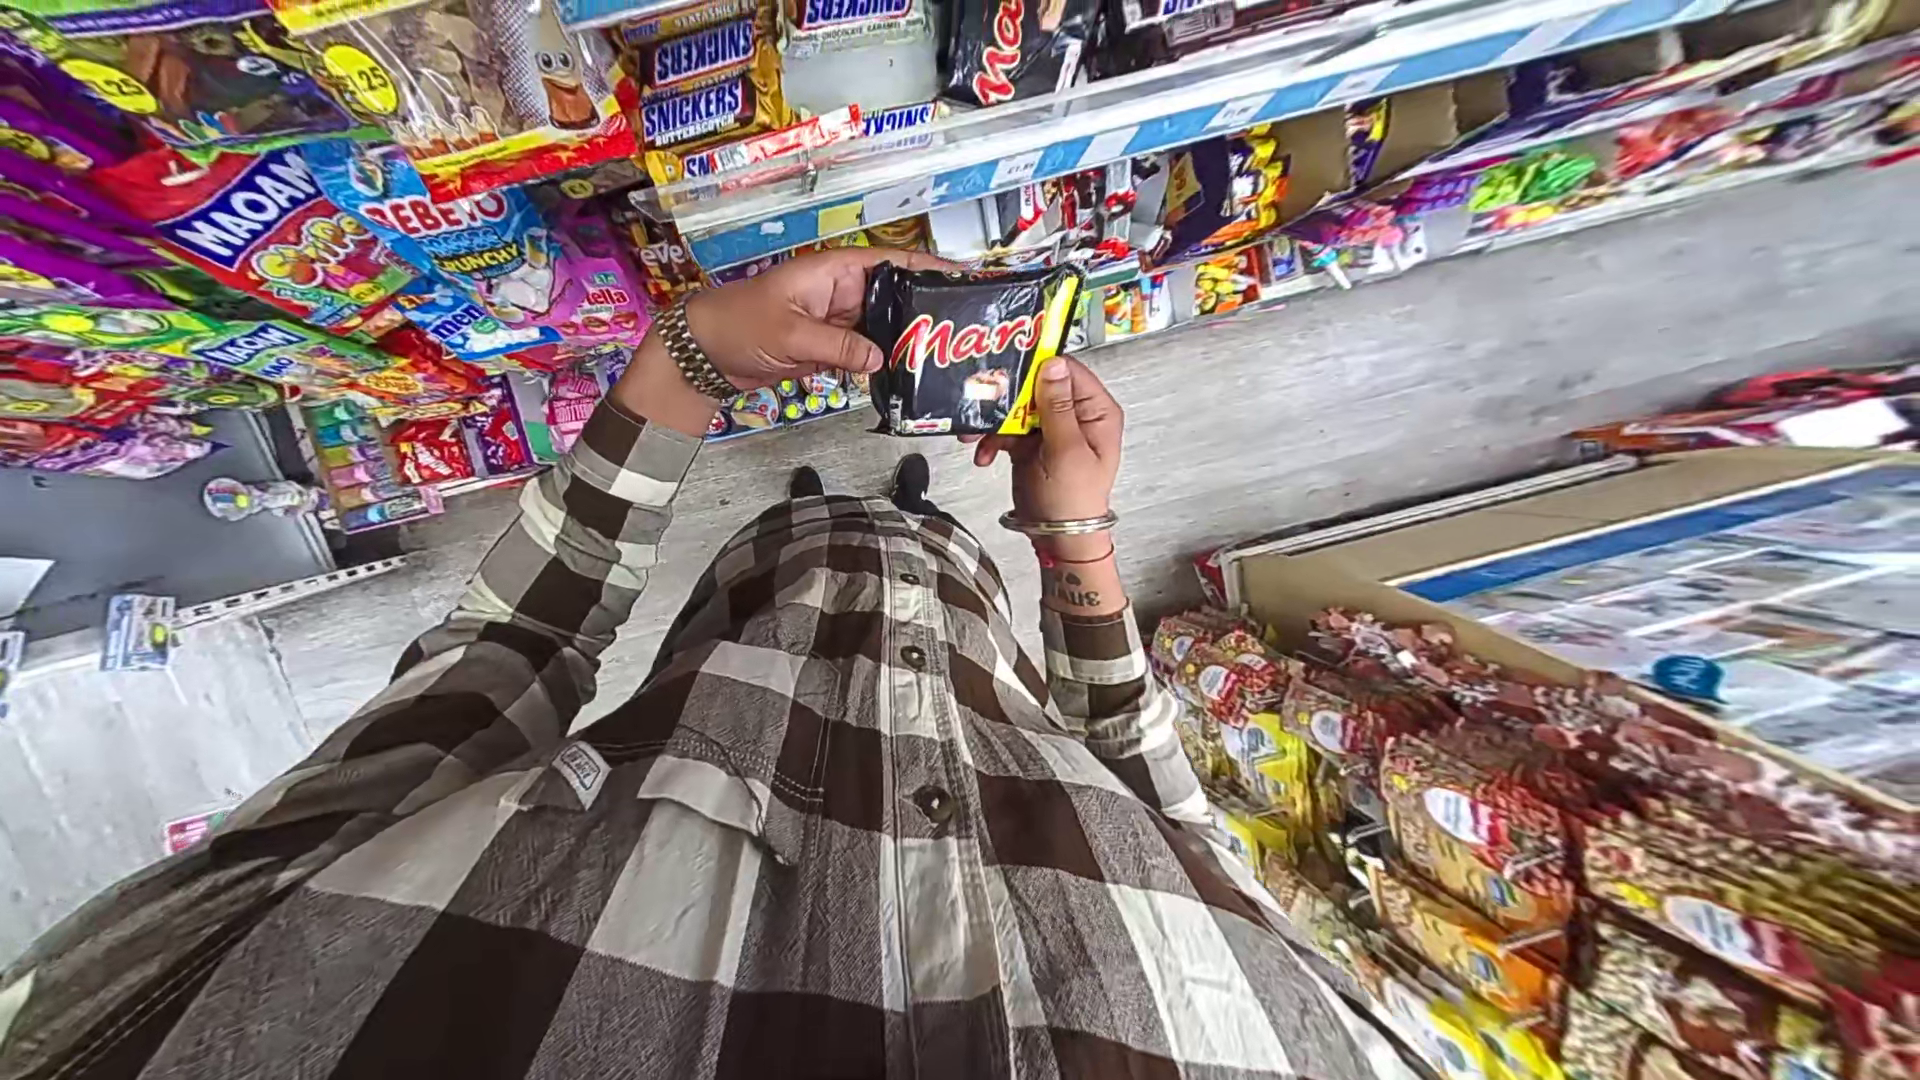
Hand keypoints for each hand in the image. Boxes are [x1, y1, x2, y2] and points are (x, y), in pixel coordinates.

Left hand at [683, 248, 954, 390]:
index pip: (890, 262)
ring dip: (904, 342)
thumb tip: (881, 357)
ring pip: (882, 329)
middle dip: (922, 310)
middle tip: (959, 328)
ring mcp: (838, 323)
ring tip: (939, 355)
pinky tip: (905, 374)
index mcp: (834, 272)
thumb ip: (839, 345)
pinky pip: (865, 353)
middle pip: (893, 297)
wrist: (708, 354)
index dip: (925, 266)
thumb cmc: (740, 323)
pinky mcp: (832, 349)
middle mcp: (842, 294)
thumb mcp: (791, 331)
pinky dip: (883, 363)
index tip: (959, 275)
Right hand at [970, 355, 1122, 552]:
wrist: (1057, 537)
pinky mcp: (1029, 444)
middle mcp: (1074, 415)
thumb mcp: (1067, 451)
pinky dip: (992, 441)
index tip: (1009, 367)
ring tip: (973, 435)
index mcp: (1095, 411)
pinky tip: (984, 455)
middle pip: (1037, 387)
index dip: (1039, 366)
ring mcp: (1049, 429)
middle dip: (1006, 397)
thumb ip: (1058, 407)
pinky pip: (1006, 430)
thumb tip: (1053, 365)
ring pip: (1016, 408)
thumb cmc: (1073, 500)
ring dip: (993, 421)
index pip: (1067, 372)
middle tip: (981, 401)